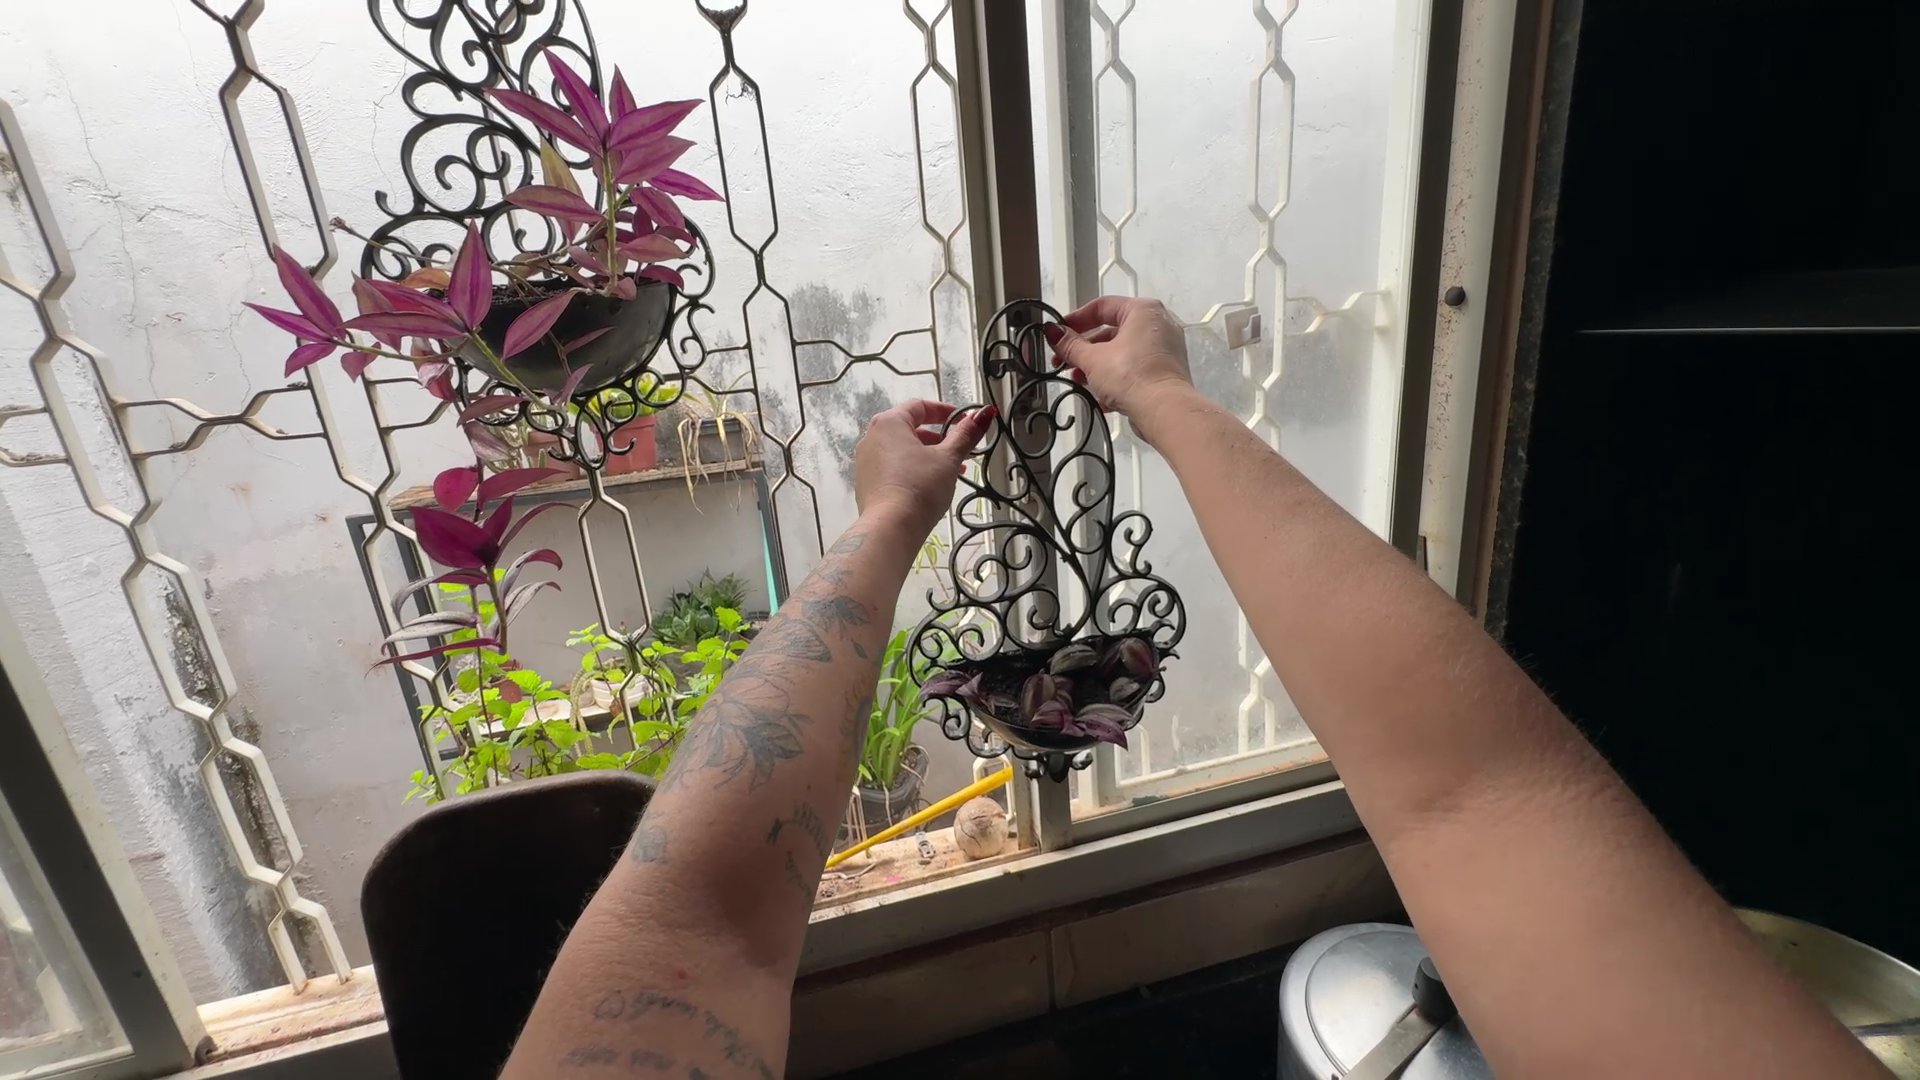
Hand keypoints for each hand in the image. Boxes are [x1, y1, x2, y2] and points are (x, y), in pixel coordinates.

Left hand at [854, 399, 994, 537]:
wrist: (891, 527)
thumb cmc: (920, 486)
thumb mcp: (948, 458)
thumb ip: (966, 435)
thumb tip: (985, 414)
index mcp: (889, 423)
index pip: (920, 406)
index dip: (945, 412)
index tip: (963, 422)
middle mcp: (872, 437)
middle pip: (911, 429)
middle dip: (939, 439)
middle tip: (961, 452)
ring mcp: (866, 461)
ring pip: (902, 450)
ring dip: (928, 456)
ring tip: (950, 473)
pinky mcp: (866, 483)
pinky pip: (893, 468)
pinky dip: (912, 470)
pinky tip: (929, 487)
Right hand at [1045, 296, 1194, 432]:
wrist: (1164, 411)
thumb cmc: (1131, 376)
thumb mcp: (1092, 359)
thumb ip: (1070, 345)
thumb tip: (1052, 332)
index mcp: (1142, 310)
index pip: (1102, 307)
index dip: (1075, 320)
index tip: (1058, 333)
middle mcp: (1157, 325)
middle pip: (1111, 332)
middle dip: (1084, 349)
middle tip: (1063, 362)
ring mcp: (1163, 350)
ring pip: (1122, 353)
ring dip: (1096, 366)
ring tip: (1078, 381)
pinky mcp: (1164, 373)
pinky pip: (1134, 370)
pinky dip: (1115, 379)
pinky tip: (1099, 396)